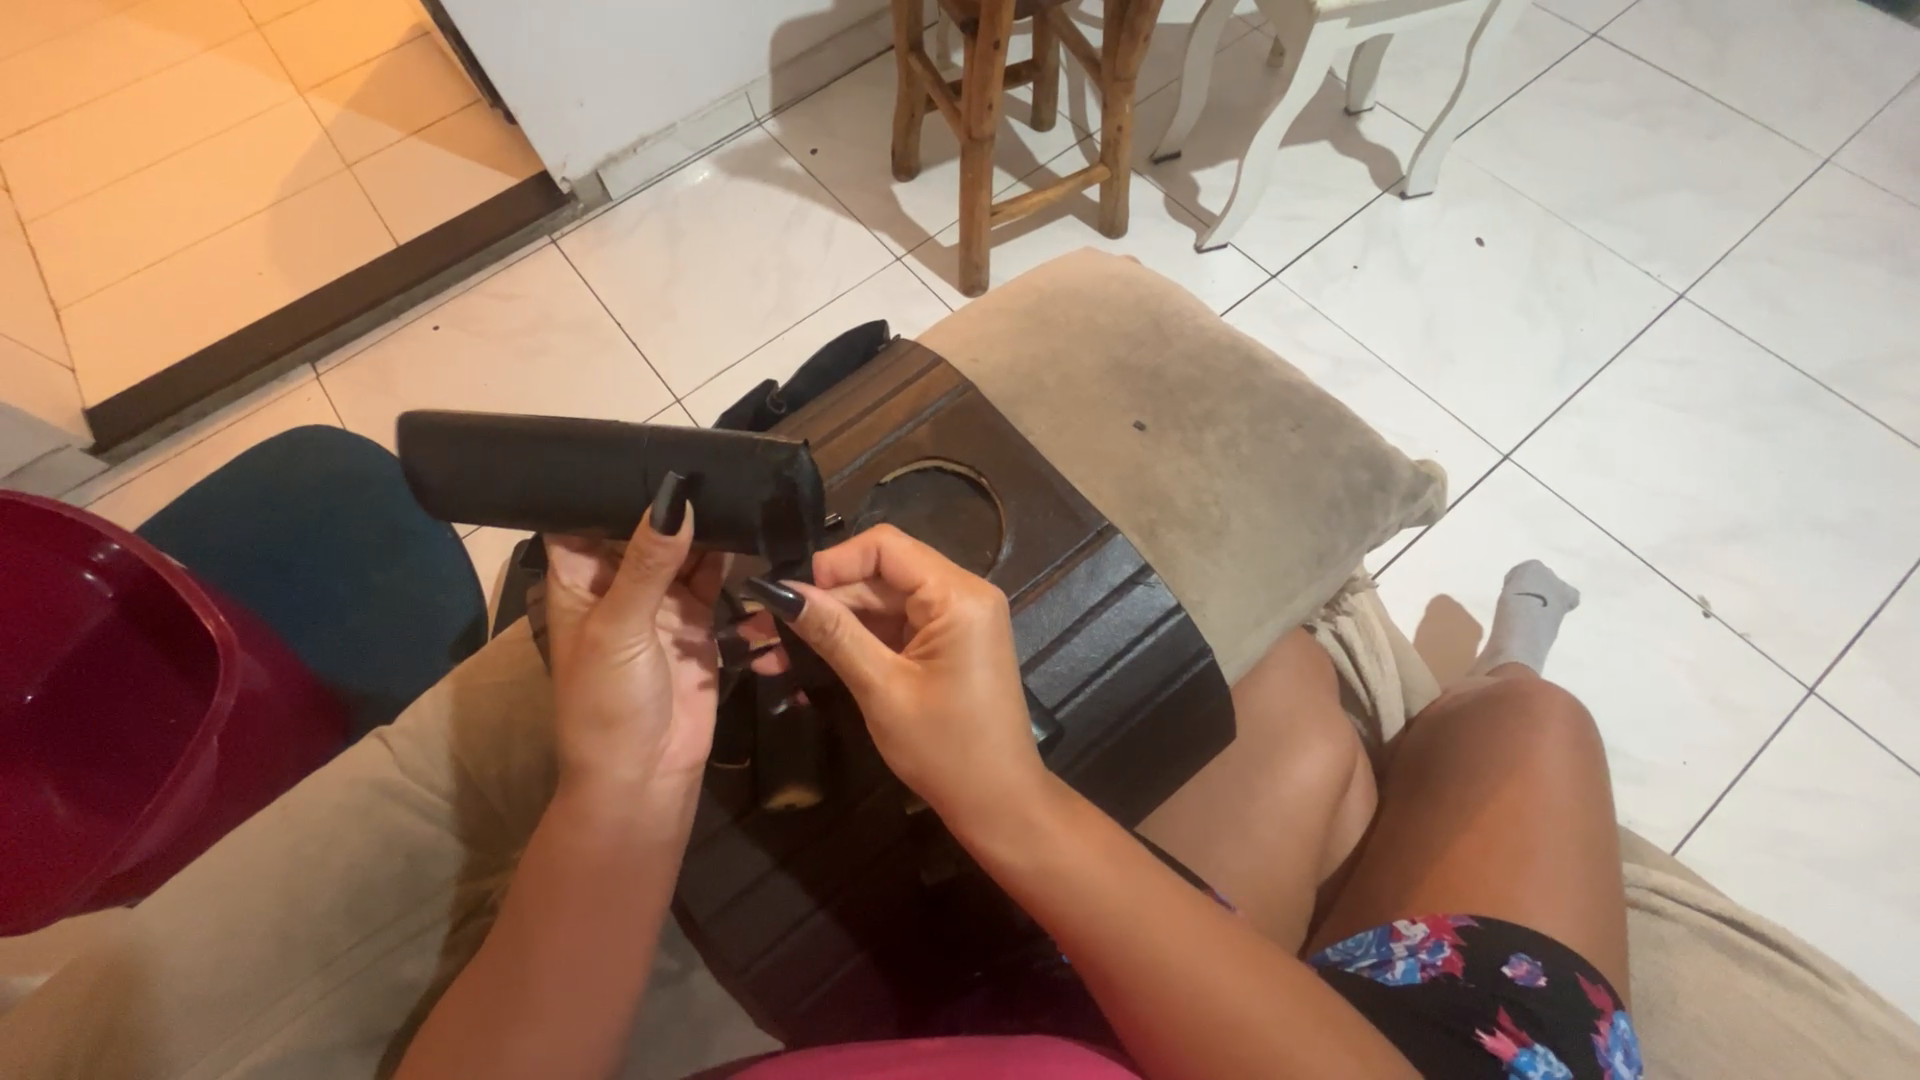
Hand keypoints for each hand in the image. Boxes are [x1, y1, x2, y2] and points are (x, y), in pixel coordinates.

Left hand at [542, 476, 723, 799]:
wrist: (647, 773)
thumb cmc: (608, 702)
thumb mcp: (620, 627)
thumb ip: (648, 562)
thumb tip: (674, 498)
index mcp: (578, 581)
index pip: (582, 518)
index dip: (604, 485)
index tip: (639, 446)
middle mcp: (618, 584)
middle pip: (641, 528)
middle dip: (667, 498)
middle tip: (704, 453)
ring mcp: (661, 601)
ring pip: (682, 548)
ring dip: (701, 523)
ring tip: (729, 480)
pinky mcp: (699, 620)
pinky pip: (713, 577)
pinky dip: (727, 555)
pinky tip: (744, 525)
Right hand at [749, 525, 1046, 832]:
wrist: (996, 801)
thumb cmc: (945, 749)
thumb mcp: (882, 689)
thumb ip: (834, 633)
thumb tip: (782, 592)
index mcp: (958, 595)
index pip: (886, 546)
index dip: (833, 563)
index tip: (790, 595)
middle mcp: (962, 593)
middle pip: (880, 574)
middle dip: (822, 599)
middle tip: (760, 626)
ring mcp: (955, 618)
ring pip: (880, 602)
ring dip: (830, 624)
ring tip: (767, 651)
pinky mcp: (945, 642)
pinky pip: (893, 627)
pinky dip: (854, 642)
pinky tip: (803, 661)